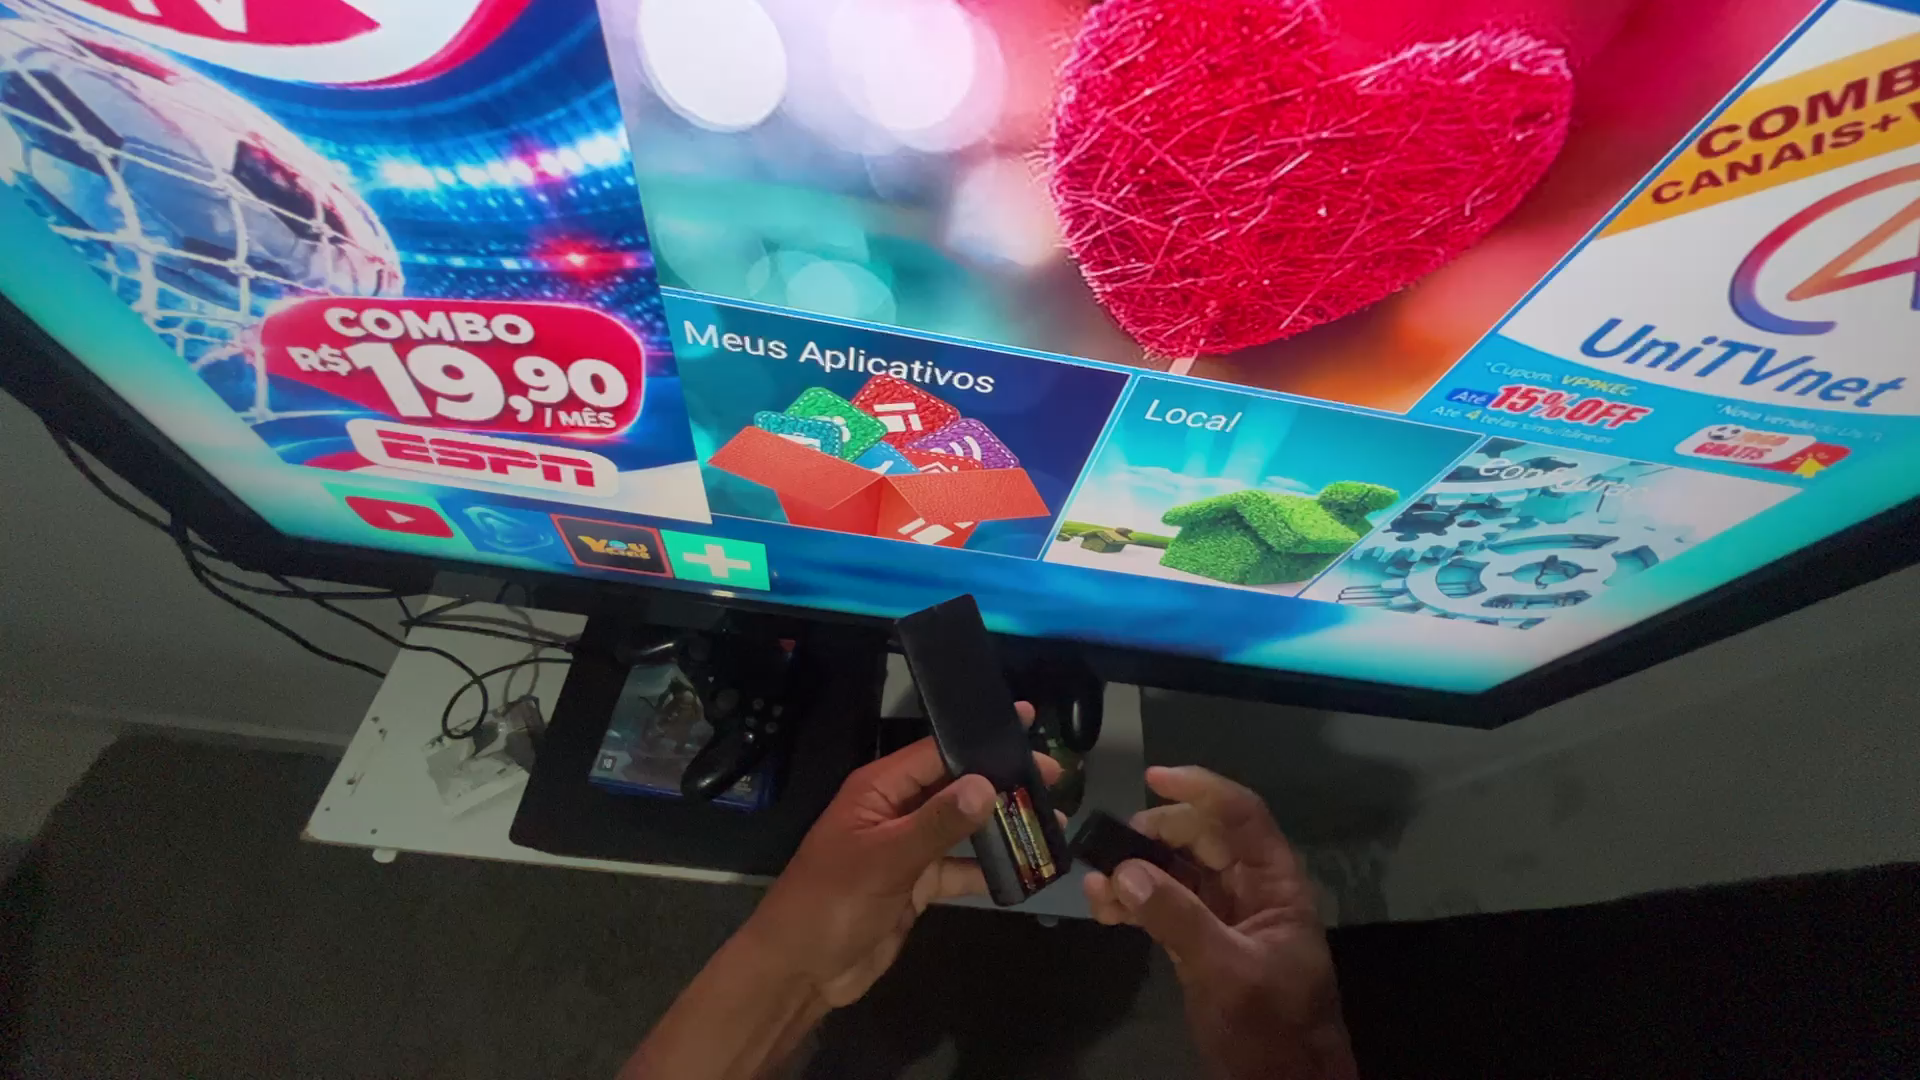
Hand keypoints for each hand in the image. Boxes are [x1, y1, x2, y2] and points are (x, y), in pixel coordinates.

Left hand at [741, 703, 1060, 1006]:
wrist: (801, 973)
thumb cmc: (831, 902)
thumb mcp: (885, 858)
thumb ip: (937, 823)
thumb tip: (986, 784)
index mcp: (881, 788)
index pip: (938, 751)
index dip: (981, 738)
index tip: (1027, 723)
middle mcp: (897, 809)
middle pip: (956, 786)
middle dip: (1001, 781)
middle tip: (1053, 777)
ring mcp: (908, 847)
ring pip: (963, 827)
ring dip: (1001, 826)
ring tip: (1051, 821)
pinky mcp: (916, 883)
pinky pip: (959, 867)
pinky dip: (988, 869)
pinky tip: (1025, 871)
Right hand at [1084, 767, 1356, 1079]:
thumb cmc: (1273, 1030)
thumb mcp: (1229, 972)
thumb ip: (1180, 918)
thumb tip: (1125, 870)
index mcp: (1273, 882)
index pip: (1242, 815)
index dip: (1201, 789)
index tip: (1153, 778)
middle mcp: (1246, 886)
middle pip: (1198, 836)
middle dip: (1154, 834)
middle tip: (1114, 844)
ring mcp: (1219, 911)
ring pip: (1172, 868)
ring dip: (1133, 869)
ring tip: (1097, 885)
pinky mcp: (1196, 936)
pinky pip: (1159, 901)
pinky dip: (1130, 900)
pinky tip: (1100, 906)